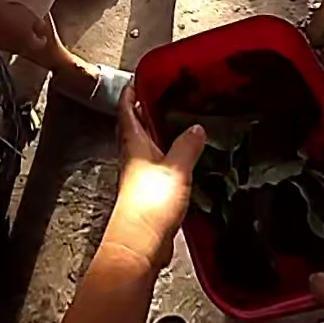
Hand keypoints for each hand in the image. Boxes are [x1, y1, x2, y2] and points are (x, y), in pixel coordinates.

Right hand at [0, 0, 47, 58]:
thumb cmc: (11, 14)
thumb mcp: (30, 16)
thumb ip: (38, 24)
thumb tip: (42, 27)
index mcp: (29, 43)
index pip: (39, 45)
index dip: (42, 40)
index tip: (43, 36)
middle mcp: (17, 48)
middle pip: (26, 47)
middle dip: (28, 41)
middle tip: (30, 33)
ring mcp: (4, 46)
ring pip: (13, 45)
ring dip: (16, 39)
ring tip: (16, 29)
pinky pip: (2, 41)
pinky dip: (5, 36)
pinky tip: (4, 27)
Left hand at [103, 86, 205, 269]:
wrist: (140, 242)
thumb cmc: (150, 202)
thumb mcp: (176, 168)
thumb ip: (187, 145)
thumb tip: (196, 127)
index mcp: (133, 141)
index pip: (127, 109)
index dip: (130, 93)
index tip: (137, 80)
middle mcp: (132, 154)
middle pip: (133, 126)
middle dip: (143, 111)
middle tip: (157, 98)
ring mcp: (138, 173)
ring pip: (144, 145)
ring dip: (154, 133)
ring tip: (172, 124)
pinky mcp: (147, 191)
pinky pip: (155, 165)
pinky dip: (164, 155)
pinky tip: (179, 159)